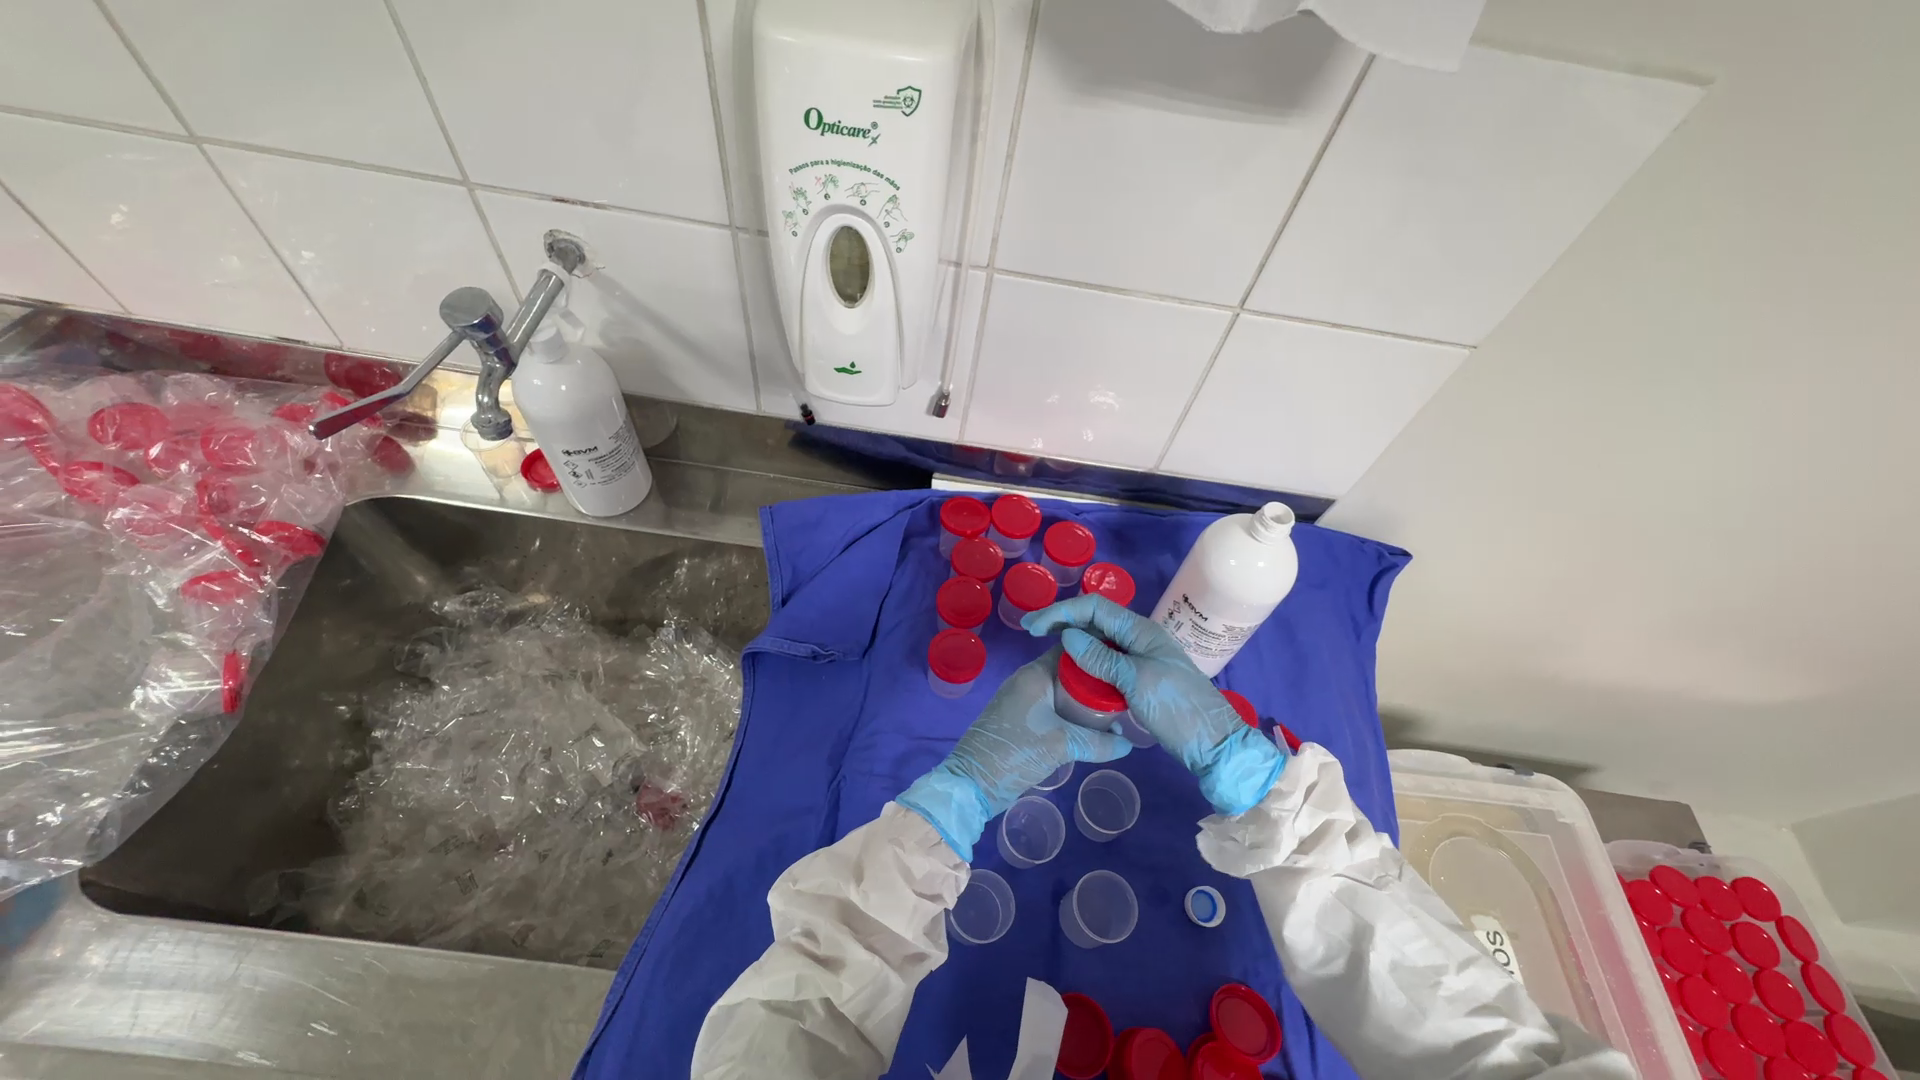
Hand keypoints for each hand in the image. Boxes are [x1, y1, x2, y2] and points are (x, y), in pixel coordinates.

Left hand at [898, 648, 1132, 860]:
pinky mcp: (1024, 720)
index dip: (1099, 648)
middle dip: (1097, 678)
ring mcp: (1025, 700)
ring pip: (1065, 692)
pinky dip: (1075, 714)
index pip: (1072, 648)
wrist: (973, 784)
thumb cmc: (1015, 753)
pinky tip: (1095, 727)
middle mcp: (1030, 680)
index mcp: (1035, 674)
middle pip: (1071, 670)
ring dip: (1087, 699)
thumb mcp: (1062, 745)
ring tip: (1118, 708)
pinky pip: (1056, 709)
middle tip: (1128, 687)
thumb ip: (1098, 742)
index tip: (1127, 657)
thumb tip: (1128, 744)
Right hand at [1022, 595, 1284, 815]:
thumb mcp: (1136, 682)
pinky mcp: (1138, 679)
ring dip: (1072, 641)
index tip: (1033, 627)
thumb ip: (1100, 659)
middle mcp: (1139, 639)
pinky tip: (1070, 672)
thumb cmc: (1177, 709)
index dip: (1062, 612)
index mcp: (1141, 631)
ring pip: (1098, 641)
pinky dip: (1085, 663)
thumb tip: (1067, 636)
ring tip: (1045, 649)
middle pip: (1095, 620)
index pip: (1095, 607)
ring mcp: (1140, 659)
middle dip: (1063, 622)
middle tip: (1032, 633)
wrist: (1213, 744)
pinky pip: (1105, 662)